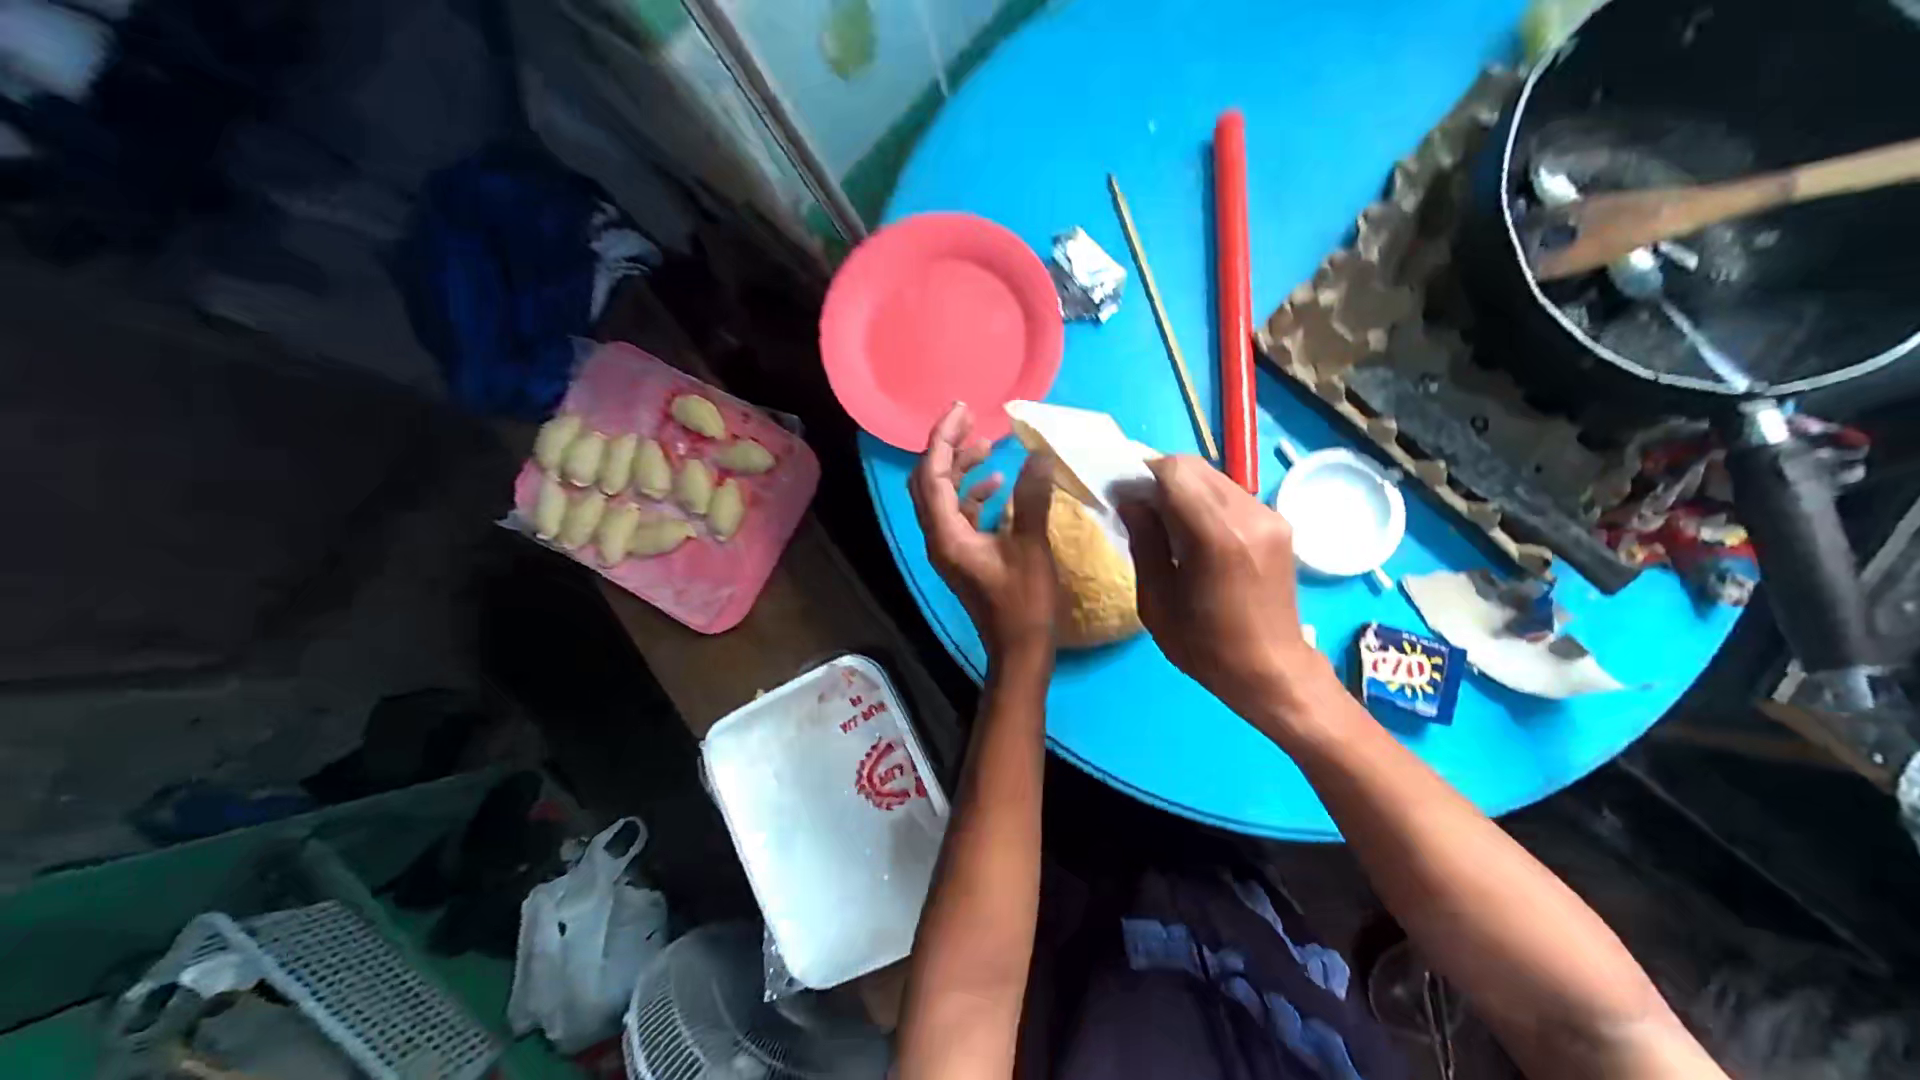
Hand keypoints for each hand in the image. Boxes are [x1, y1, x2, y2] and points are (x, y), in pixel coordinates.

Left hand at [909, 403, 1057, 661]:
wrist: (1018, 648)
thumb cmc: (1024, 602)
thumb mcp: (1031, 546)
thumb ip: (1032, 498)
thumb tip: (1039, 456)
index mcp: (946, 534)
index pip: (932, 474)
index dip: (944, 438)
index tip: (963, 409)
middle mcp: (938, 537)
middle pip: (928, 481)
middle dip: (947, 447)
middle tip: (972, 420)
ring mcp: (948, 546)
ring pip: (942, 496)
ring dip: (960, 468)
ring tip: (988, 445)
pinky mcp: (962, 554)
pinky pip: (957, 513)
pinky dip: (972, 493)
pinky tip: (996, 482)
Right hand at [1117, 455, 1332, 722]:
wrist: (1272, 671)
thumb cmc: (1205, 647)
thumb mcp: (1157, 601)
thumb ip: (1144, 543)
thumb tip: (1131, 501)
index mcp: (1217, 536)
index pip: (1174, 472)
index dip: (1141, 475)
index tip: (1122, 496)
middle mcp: (1250, 515)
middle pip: (1194, 467)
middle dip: (1159, 479)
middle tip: (1138, 508)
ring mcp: (1270, 517)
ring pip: (1213, 477)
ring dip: (1183, 489)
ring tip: (1165, 523)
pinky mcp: (1279, 523)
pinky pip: (1231, 494)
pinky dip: (1205, 501)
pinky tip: (1194, 532)